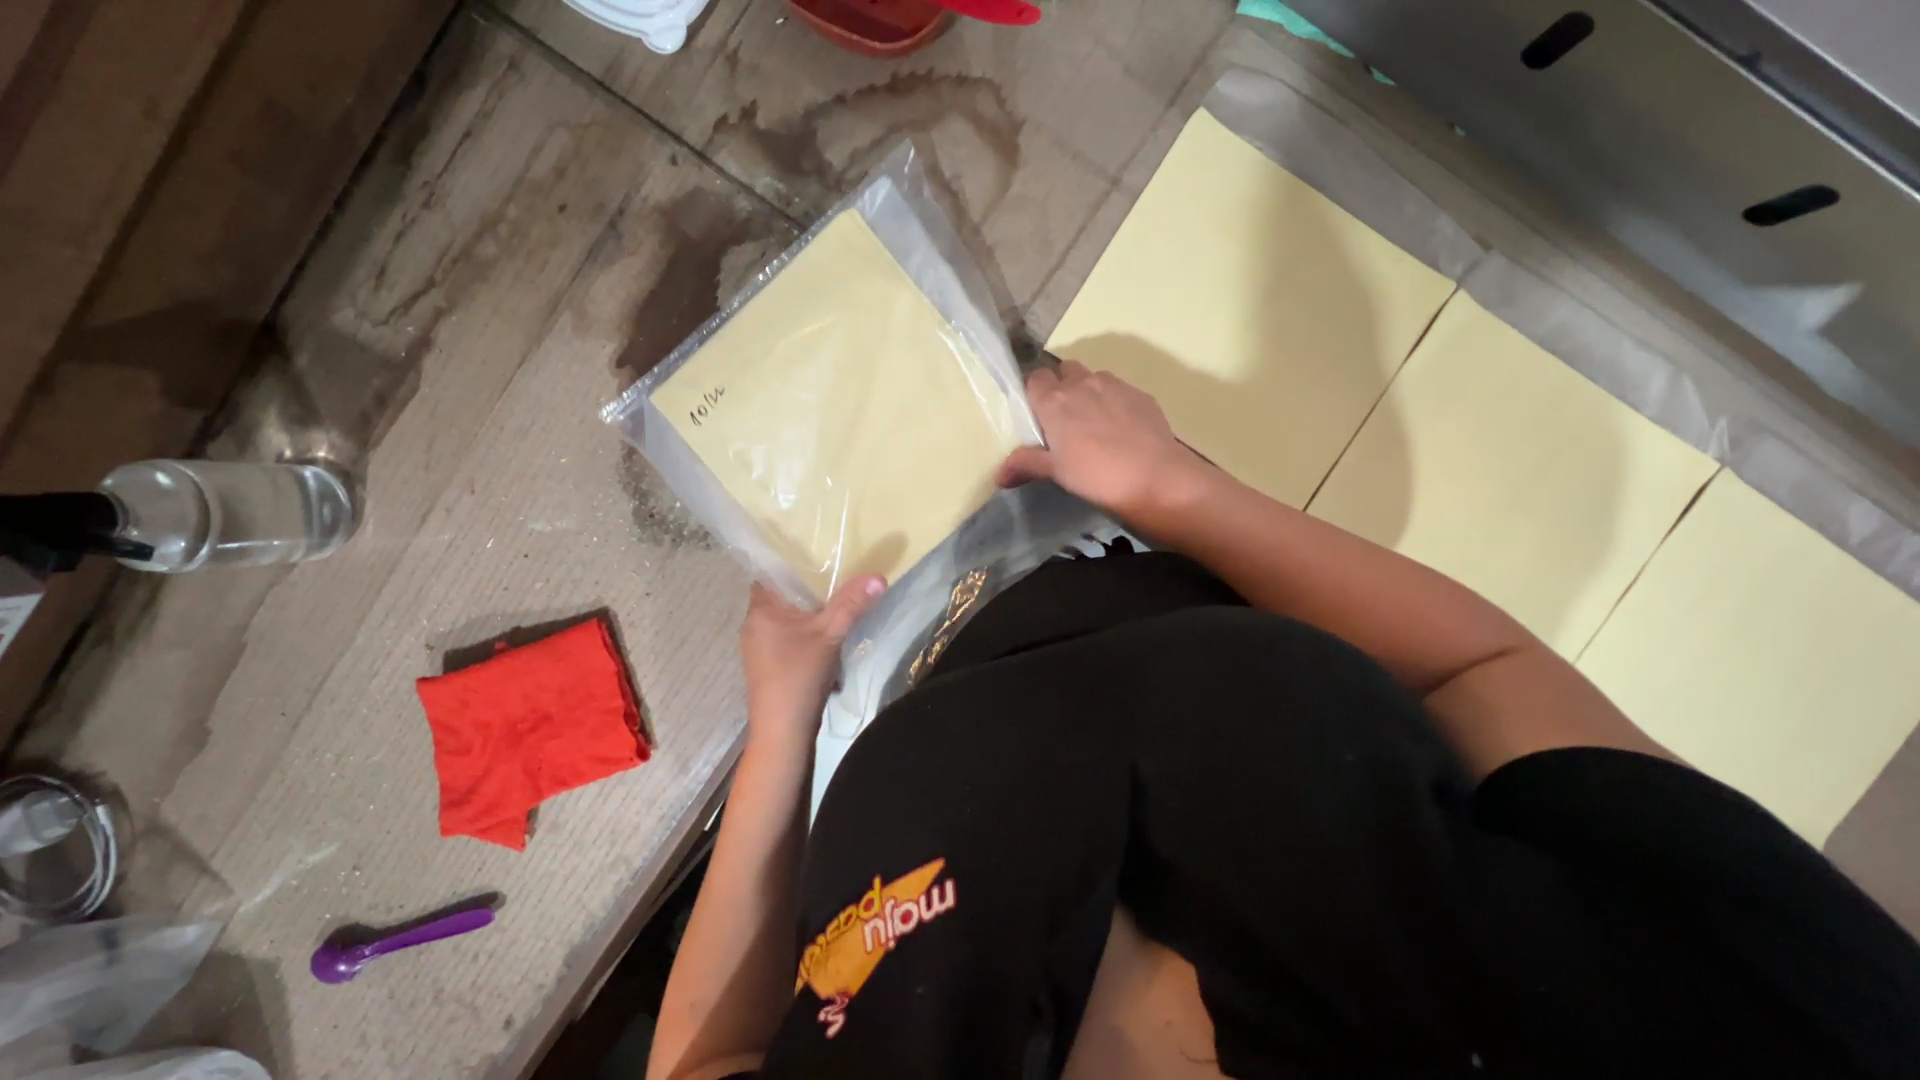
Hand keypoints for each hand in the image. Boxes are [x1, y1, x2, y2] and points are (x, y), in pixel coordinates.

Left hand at [738, 577, 885, 742]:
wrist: (783, 731)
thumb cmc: (799, 675)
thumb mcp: (830, 634)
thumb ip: (852, 603)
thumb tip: (878, 576)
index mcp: (761, 610)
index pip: (770, 573)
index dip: (792, 563)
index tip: (818, 558)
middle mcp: (753, 626)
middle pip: (781, 598)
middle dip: (808, 592)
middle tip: (837, 581)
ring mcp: (758, 649)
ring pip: (786, 621)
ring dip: (809, 618)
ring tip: (837, 610)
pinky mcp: (768, 668)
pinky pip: (787, 641)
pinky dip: (806, 638)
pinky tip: (827, 645)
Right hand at [998, 360, 1207, 520]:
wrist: (1156, 478)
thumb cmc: (1096, 476)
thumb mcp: (1056, 473)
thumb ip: (1026, 465)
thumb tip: (998, 475)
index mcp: (1054, 400)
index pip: (1034, 379)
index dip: (1034, 394)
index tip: (1037, 416)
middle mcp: (1082, 383)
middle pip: (1064, 371)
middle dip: (1061, 387)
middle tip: (1064, 419)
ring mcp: (1114, 385)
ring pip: (1093, 377)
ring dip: (1088, 392)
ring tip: (1093, 423)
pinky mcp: (1140, 394)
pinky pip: (1119, 390)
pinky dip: (1114, 402)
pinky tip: (1121, 429)